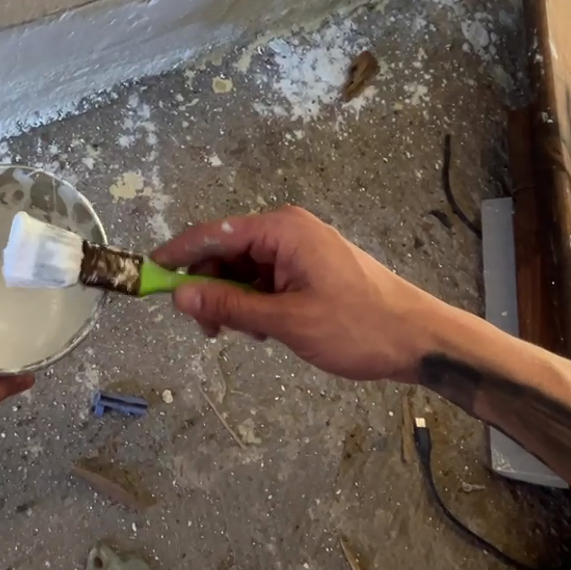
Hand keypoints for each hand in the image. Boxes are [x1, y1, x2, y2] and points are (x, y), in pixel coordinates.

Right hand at [150, 205, 445, 382]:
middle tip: (206, 328)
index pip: (215, 233)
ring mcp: (298, 248)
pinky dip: (255, 301)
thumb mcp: (287, 321)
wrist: (421, 340)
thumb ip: (229, 306)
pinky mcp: (307, 266)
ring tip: (244, 333)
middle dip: (210, 285)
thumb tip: (179, 297)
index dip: (179, 253)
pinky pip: (264, 277)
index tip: (149, 271)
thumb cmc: (358, 327)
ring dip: (234, 298)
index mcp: (282, 229)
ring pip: (244, 268)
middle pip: (227, 250)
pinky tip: (263, 327)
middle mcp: (286, 230)